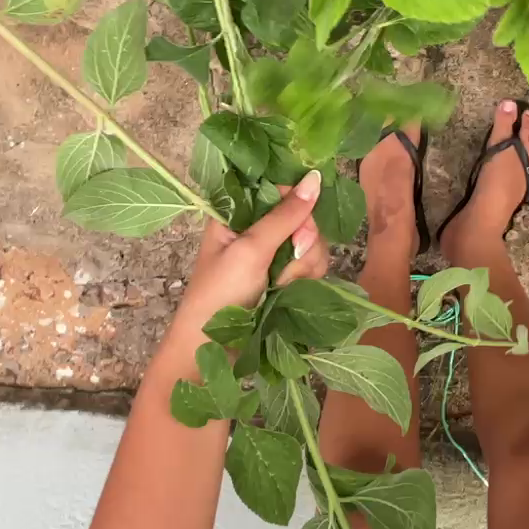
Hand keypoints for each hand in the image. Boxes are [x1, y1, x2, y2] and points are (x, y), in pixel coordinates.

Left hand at [175, 170, 328, 323]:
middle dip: (303, 240)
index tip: (297, 225)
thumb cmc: (219, 294)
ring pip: (312, 242)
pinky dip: (307, 277)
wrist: (212, 351)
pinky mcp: (286, 276)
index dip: (297, 204)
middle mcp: (258, 229)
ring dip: (304, 263)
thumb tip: (315, 177)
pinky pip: (313, 264)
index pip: (282, 190)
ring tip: (282, 283)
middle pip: (303, 217)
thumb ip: (285, 216)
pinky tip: (289, 290)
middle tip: (285, 262)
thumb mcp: (250, 249)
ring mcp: (273, 254)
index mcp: (239, 213)